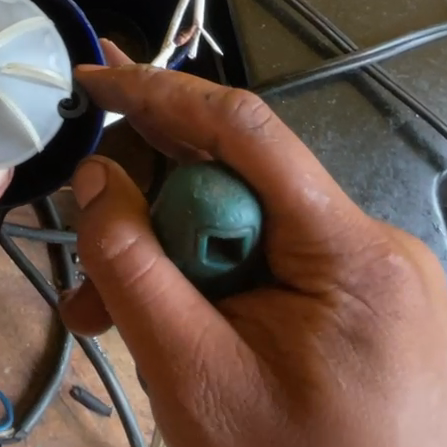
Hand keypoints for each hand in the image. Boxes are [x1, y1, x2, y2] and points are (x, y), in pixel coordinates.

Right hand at [63, 51, 446, 446]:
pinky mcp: (345, 299)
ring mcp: (360, 272)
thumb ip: (129, 260)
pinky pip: (248, 256)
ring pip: (227, 218)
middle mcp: (367, 243)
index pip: (244, 128)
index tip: (87, 76)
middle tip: (79, 234)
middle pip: (226, 173)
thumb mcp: (190, 370)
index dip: (157, 90)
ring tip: (103, 306)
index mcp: (354, 253)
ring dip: (157, 250)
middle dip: (143, 199)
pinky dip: (192, 277)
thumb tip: (93, 174)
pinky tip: (152, 320)